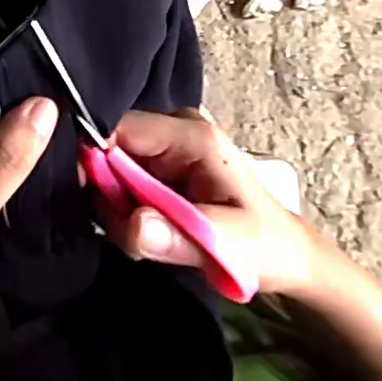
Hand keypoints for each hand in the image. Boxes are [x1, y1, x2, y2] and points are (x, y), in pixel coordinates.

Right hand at [94, 109, 326, 297]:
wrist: (286, 252)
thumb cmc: (265, 245)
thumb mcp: (229, 246)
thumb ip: (179, 238)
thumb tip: (133, 224)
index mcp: (194, 137)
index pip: (120, 129)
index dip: (95, 162)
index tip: (100, 206)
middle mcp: (177, 129)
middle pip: (111, 147)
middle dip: (110, 194)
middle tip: (132, 235)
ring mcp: (168, 145)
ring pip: (112, 166)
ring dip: (118, 206)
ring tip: (148, 237)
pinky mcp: (162, 163)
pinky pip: (123, 177)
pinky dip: (125, 207)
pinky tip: (149, 229)